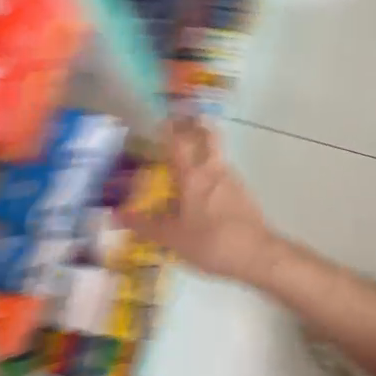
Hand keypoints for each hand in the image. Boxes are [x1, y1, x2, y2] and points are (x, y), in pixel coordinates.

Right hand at [126, 118, 280, 283]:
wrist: (257, 255)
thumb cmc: (210, 242)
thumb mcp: (172, 238)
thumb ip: (145, 225)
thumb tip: (118, 215)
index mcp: (193, 175)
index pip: (179, 140)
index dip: (169, 127)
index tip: (160, 120)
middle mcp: (214, 170)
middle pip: (209, 136)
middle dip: (196, 126)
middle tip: (183, 125)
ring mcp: (234, 180)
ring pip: (218, 156)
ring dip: (205, 153)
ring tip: (189, 166)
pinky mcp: (245, 195)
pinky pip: (225, 177)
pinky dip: (214, 176)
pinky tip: (206, 195)